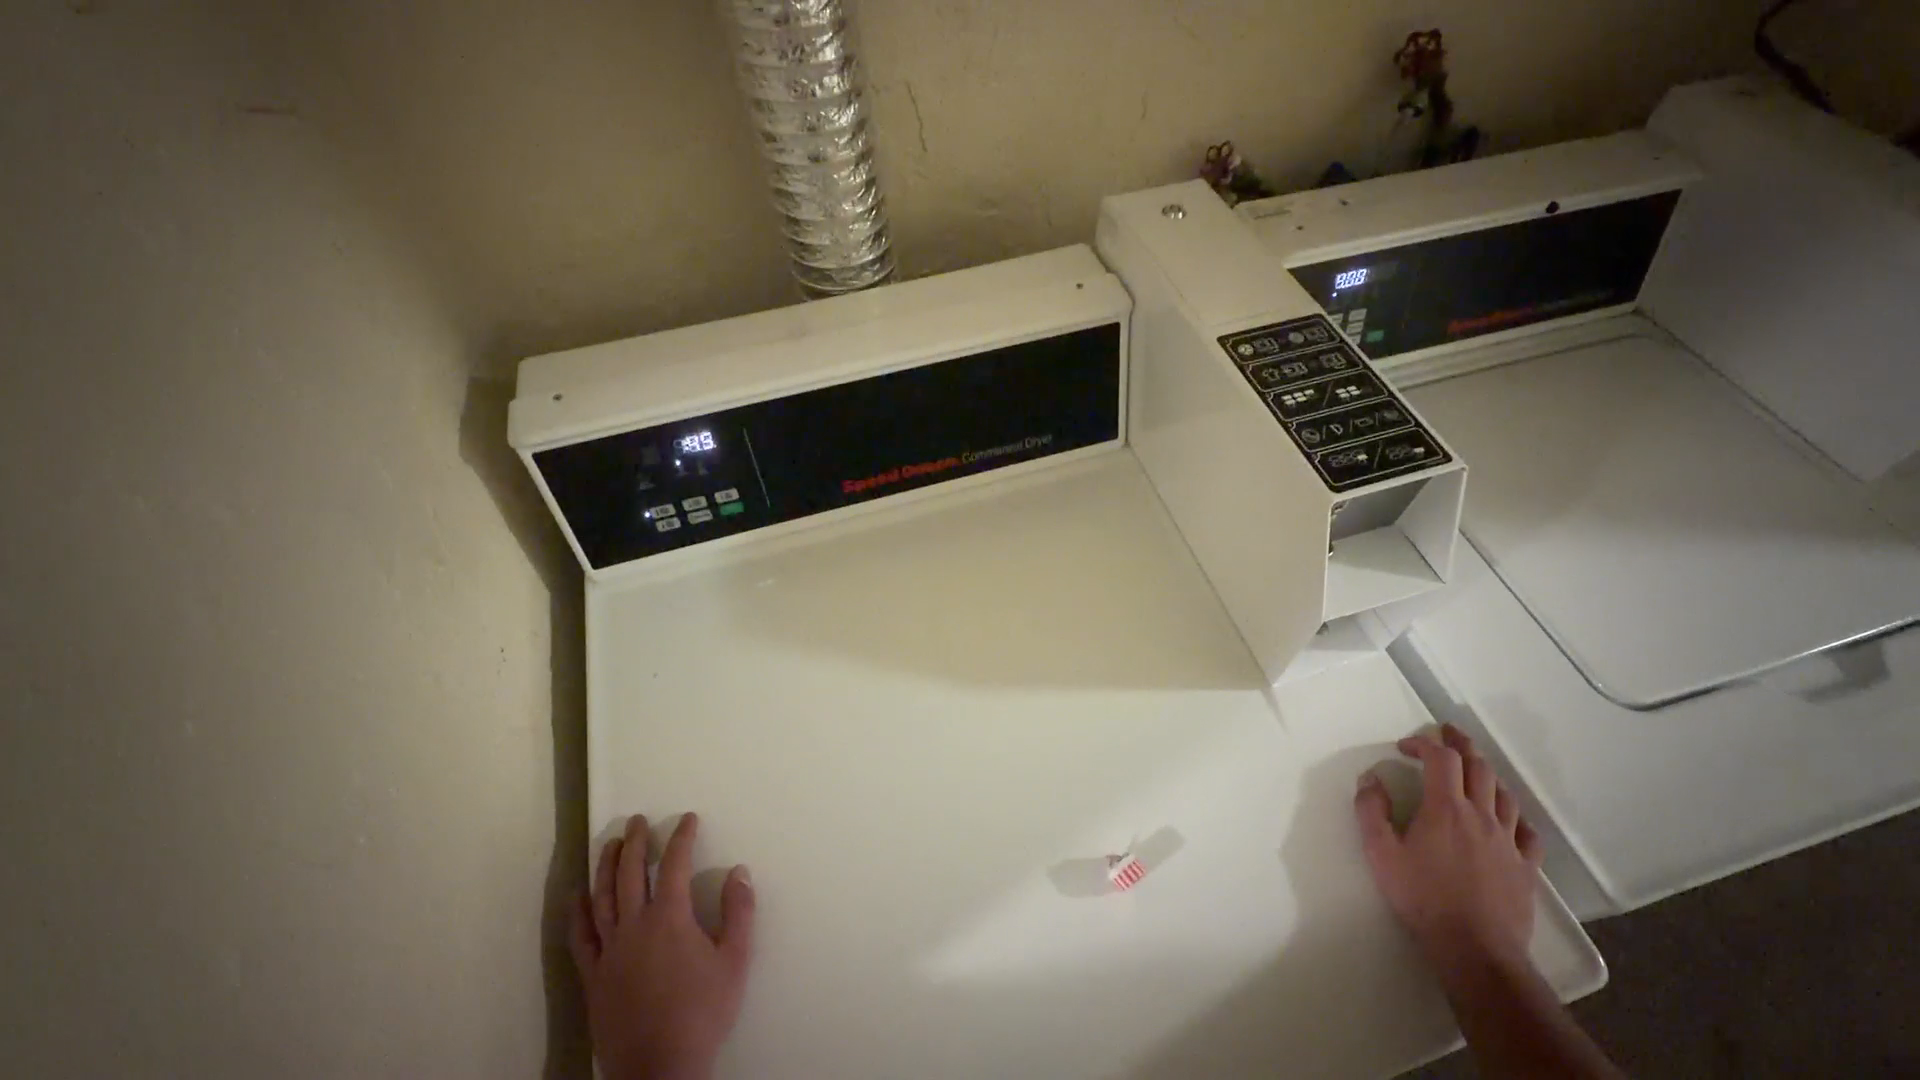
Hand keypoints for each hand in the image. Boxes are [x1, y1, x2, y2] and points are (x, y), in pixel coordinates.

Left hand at [570, 813, 754, 1079]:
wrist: (661, 1066)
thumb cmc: (703, 1012)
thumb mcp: (735, 960)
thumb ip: (739, 912)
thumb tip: (739, 871)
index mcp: (670, 917)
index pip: (674, 864)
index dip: (681, 837)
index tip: (687, 818)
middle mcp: (635, 925)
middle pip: (630, 873)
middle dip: (635, 842)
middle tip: (638, 821)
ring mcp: (609, 950)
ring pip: (602, 896)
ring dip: (605, 866)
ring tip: (609, 844)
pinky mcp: (594, 975)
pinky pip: (581, 936)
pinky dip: (578, 912)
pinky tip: (578, 896)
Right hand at [1354, 724, 1542, 973]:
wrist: (1475, 948)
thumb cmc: (1422, 898)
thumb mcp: (1380, 854)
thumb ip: (1371, 812)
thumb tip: (1370, 779)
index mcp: (1446, 808)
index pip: (1441, 758)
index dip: (1424, 743)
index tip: (1404, 746)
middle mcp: (1481, 815)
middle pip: (1478, 766)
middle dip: (1461, 744)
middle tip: (1447, 732)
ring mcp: (1508, 840)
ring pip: (1504, 793)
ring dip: (1487, 773)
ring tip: (1474, 769)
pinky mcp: (1525, 866)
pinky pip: (1527, 830)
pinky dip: (1513, 815)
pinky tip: (1506, 818)